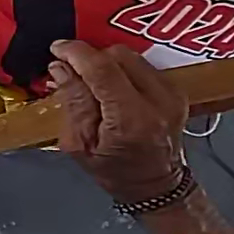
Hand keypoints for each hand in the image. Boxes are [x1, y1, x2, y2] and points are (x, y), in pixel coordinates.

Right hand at [48, 41, 188, 205]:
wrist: (157, 185)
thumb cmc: (114, 171)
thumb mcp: (79, 144)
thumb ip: (72, 102)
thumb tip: (60, 67)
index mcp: (131, 120)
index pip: (103, 70)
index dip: (76, 53)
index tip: (57, 48)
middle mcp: (158, 101)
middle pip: (118, 56)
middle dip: (89, 58)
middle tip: (69, 70)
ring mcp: (172, 94)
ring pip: (130, 56)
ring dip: (104, 62)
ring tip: (88, 79)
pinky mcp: (176, 89)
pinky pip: (141, 64)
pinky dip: (119, 68)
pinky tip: (108, 85)